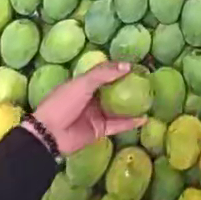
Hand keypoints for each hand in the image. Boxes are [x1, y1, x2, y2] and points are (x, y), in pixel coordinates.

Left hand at [29, 62, 145, 154]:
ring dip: (132, 105)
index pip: (105, 73)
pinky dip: (130, 122)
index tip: (138, 67)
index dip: (120, 69)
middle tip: (148, 82)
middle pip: (113, 90)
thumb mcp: (82, 83)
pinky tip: (144, 118)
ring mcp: (96, 114)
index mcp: (84, 83)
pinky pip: (118, 125)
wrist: (50, 133)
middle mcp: (92, 98)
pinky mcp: (100, 129)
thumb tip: (127, 65)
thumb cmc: (63, 103)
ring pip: (118, 108)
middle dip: (129, 86)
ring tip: (150, 100)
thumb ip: (103, 74)